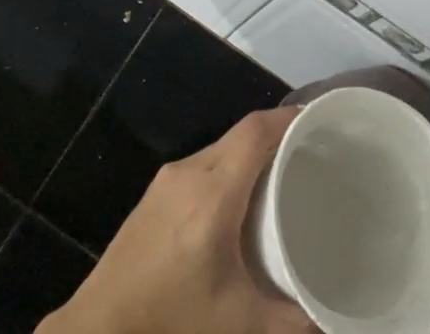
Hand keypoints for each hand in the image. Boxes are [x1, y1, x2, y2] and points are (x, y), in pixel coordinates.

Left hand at [39, 108, 314, 333]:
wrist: (99, 332)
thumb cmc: (173, 319)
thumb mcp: (241, 322)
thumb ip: (293, 318)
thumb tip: (330, 318)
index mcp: (212, 193)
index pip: (255, 132)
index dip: (288, 118)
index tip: (320, 121)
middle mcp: (187, 174)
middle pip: (239, 137)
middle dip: (276, 138)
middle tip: (312, 155)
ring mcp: (164, 184)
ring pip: (218, 150)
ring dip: (250, 156)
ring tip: (282, 177)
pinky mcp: (151, 198)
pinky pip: (200, 167)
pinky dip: (227, 171)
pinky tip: (240, 201)